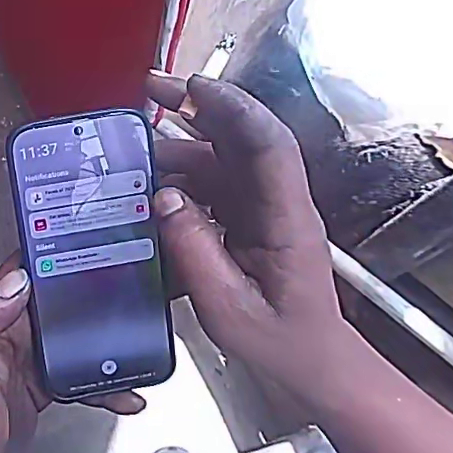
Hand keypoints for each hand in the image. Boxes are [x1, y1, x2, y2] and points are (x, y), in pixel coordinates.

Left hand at [0, 255, 143, 452]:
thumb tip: (14, 281)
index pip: (17, 276)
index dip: (46, 254)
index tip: (80, 238)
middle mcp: (6, 338)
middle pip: (52, 301)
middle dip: (84, 289)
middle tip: (125, 280)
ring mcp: (26, 364)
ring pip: (70, 334)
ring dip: (100, 336)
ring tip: (134, 334)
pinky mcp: (41, 388)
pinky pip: (77, 373)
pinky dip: (101, 382)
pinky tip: (125, 393)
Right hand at [147, 73, 353, 406]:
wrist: (314, 364)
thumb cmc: (284, 343)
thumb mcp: (229, 309)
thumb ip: (194, 253)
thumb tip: (164, 200)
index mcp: (288, 220)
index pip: (267, 145)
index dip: (232, 109)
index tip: (192, 88)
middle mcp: (279, 204)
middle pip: (244, 137)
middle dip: (200, 105)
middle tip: (154, 88)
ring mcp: (265, 210)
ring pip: (224, 160)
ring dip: (183, 144)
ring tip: (138, 146)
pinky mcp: (252, 221)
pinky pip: (216, 186)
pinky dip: (184, 178)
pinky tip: (155, 185)